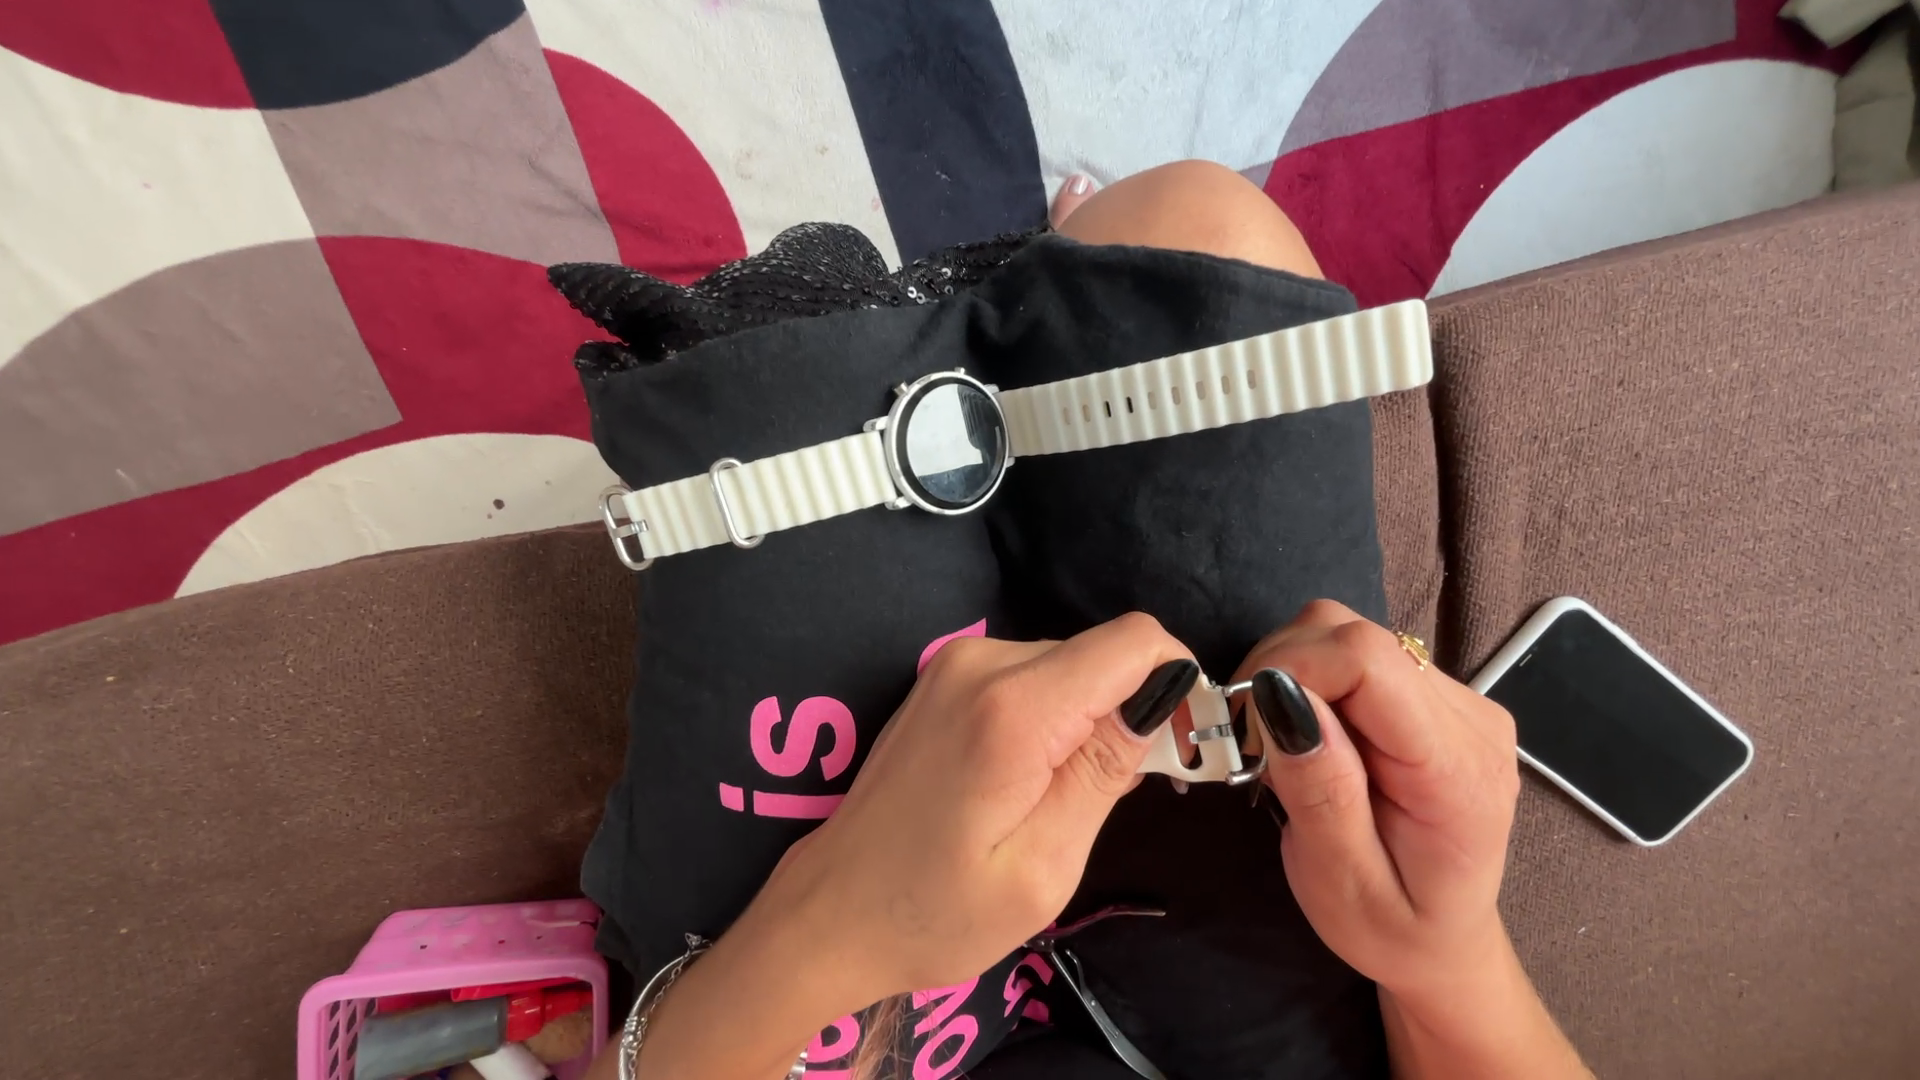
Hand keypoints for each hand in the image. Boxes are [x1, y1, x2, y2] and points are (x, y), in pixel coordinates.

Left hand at [611, 614, 1196, 1079]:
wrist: (836, 906)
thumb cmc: (938, 909)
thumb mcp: (1043, 866)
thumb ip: (1105, 770)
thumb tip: (1159, 699)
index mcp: (1011, 707)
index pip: (1132, 641)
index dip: (1174, 679)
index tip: (1178, 740)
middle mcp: (981, 661)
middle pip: (1099, 653)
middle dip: (1130, 707)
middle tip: (1114, 788)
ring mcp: (955, 661)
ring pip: (1067, 663)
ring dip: (1086, 715)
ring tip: (1057, 791)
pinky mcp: (944, 675)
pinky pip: (1029, 674)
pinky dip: (1050, 712)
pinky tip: (1023, 772)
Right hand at [1235, 600, 1520, 1004]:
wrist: (1440, 941)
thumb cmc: (1390, 926)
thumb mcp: (1342, 881)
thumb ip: (1320, 789)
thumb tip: (1278, 695)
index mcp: (1457, 769)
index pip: (1369, 660)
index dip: (1290, 668)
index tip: (1249, 726)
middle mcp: (1467, 716)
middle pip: (1350, 634)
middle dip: (1277, 671)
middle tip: (1252, 740)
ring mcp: (1452, 698)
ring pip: (1342, 630)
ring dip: (1286, 672)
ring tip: (1276, 738)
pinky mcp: (1426, 692)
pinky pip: (1347, 651)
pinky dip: (1303, 676)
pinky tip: (1302, 729)